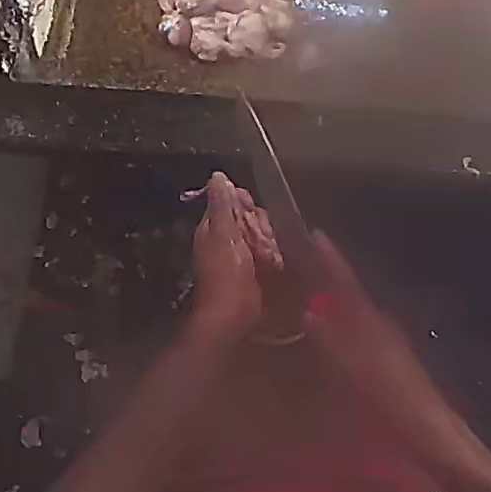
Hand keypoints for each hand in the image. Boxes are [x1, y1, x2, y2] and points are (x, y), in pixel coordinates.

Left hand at [188, 172, 262, 342]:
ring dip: (269, 240)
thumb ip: (221, 205)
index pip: (230, 202)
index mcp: (213, 227)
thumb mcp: (223, 234)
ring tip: (268, 253)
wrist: (233, 316)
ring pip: (262, 234)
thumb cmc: (225, 274)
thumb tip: (217, 176)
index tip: (252, 208)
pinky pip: (269, 252)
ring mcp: (242, 255)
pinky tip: (277, 261)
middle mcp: (227, 239)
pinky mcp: (256, 270)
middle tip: (260, 238)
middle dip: (260, 224)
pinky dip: (274, 254)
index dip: (243, 202)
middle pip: (250, 218)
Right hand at [307, 232, 474, 469]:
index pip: (348, 284)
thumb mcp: (357, 375)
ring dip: (339, 296)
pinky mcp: (393, 358)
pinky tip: (336, 327)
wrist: (436, 434)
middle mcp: (384, 325)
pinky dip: (347, 318)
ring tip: (315, 288)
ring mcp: (391, 341)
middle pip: (353, 292)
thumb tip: (309, 314)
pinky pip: (363, 326)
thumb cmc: (395, 405)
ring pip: (358, 309)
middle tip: (307, 259)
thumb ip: (332, 345)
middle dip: (332, 274)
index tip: (317, 235)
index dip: (333, 260)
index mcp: (374, 324)